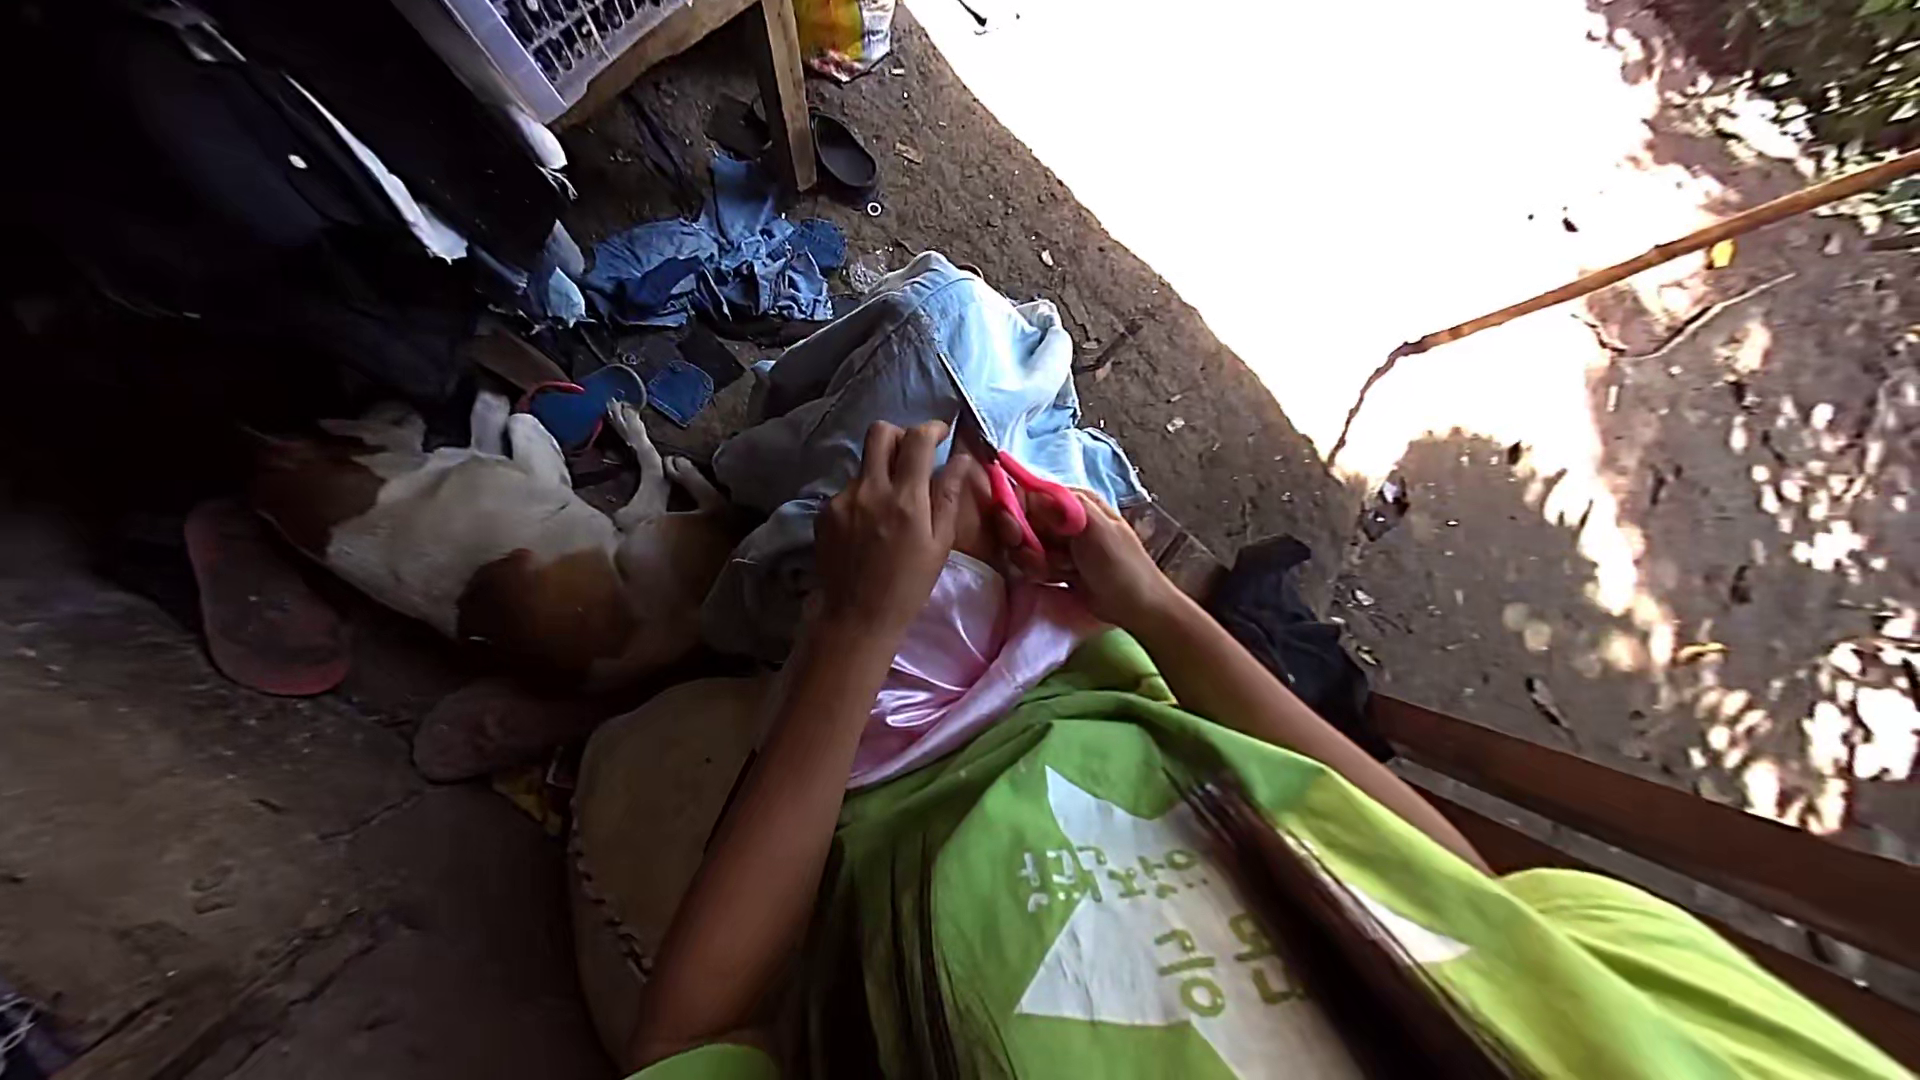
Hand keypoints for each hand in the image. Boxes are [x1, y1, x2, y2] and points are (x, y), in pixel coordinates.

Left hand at [814, 421, 965, 638]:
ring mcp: (842, 499)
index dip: (932, 428)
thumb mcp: (939, 544)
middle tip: (913, 455)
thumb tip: (961, 459)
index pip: (917, 439)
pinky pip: (848, 488)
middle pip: (880, 432)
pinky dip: (863, 495)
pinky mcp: (824, 512)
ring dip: (881, 470)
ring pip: (864, 463)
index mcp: (905, 500)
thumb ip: (947, 497)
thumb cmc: (908, 586)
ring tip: (891, 503)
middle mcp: (870, 491)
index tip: (940, 434)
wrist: (857, 617)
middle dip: (900, 434)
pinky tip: (869, 524)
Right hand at [996, 489, 1179, 631]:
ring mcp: (1060, 542)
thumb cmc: (1120, 565)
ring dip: (1037, 563)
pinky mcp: (1057, 564)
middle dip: (1028, 545)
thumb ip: (1063, 508)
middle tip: (1045, 560)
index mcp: (1075, 501)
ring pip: (1026, 546)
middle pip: (1023, 523)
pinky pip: (1033, 564)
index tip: (1016, 535)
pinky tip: (1059, 580)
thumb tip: (1027, 490)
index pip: (1030, 496)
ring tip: (1062, 572)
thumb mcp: (1095, 529)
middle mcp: (1065, 517)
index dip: (1017, 514)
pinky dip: (1040, 573)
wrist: (1136, 606)